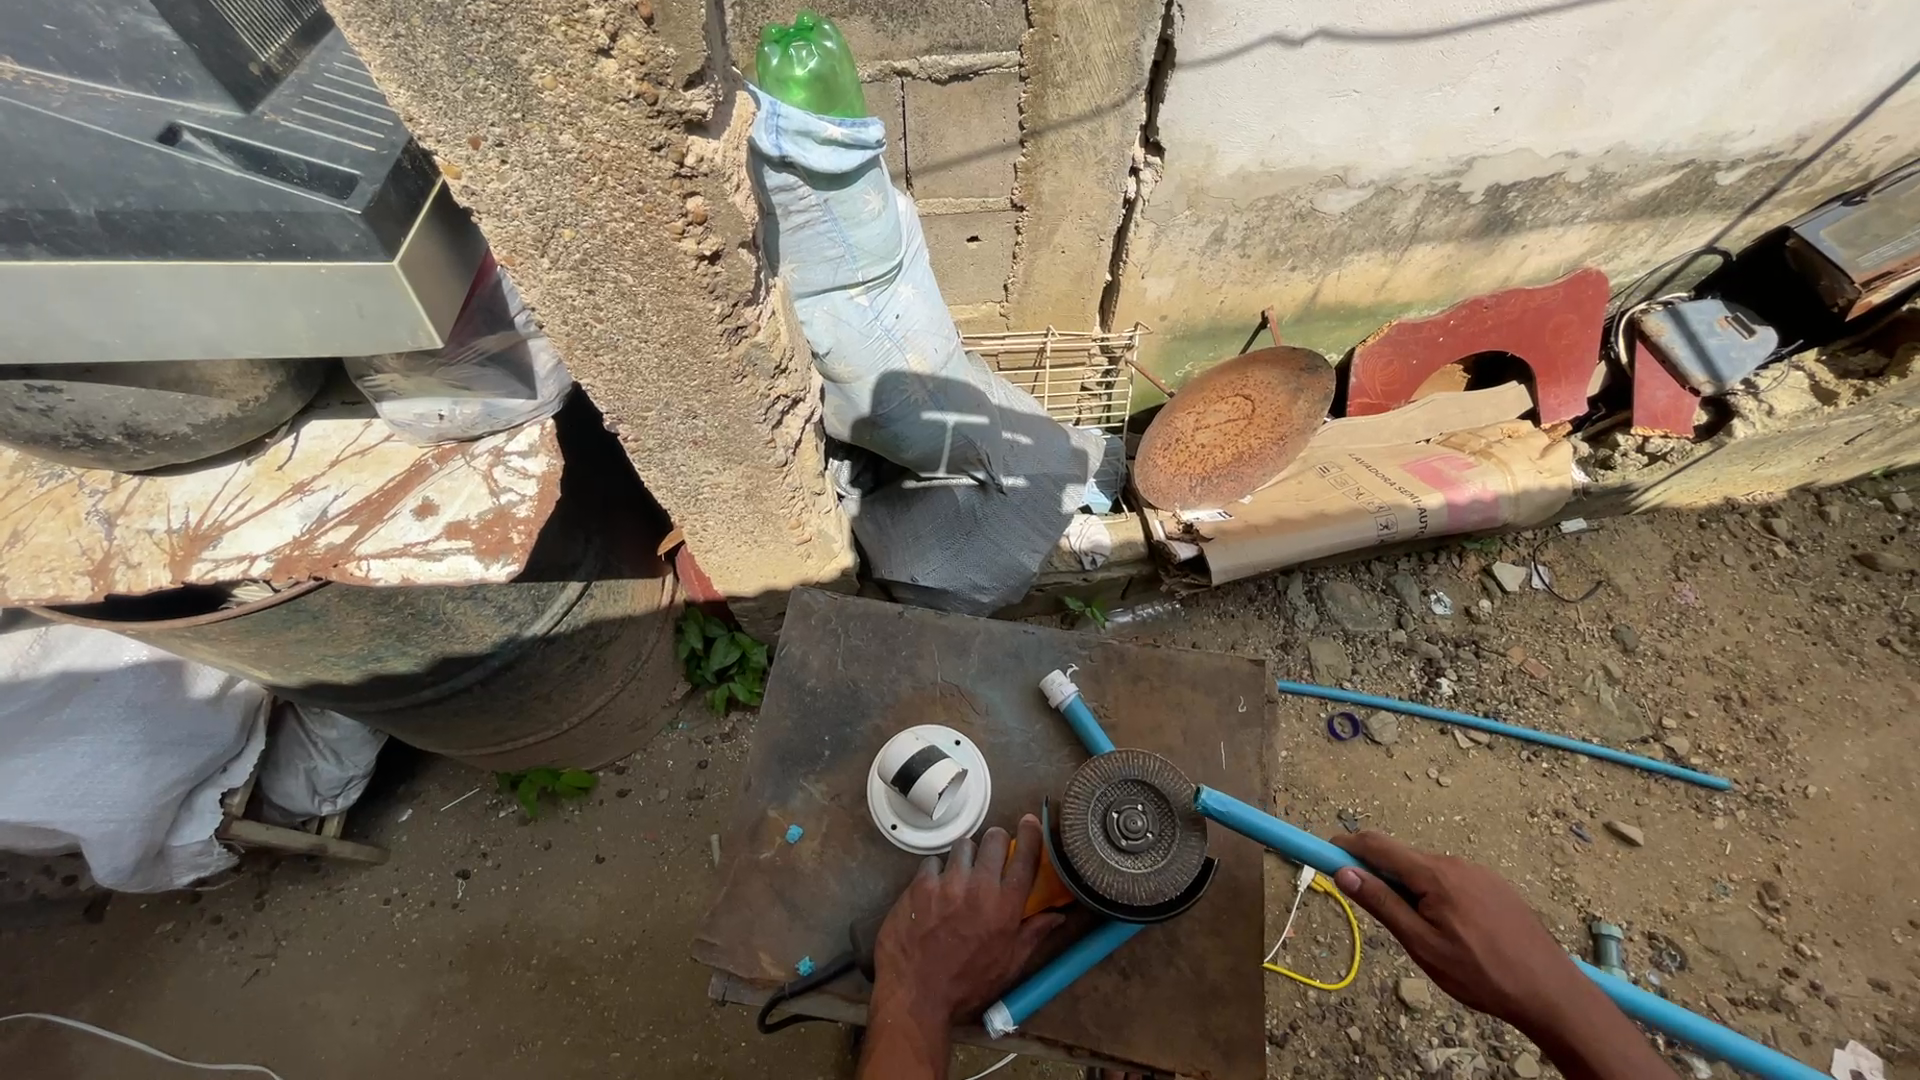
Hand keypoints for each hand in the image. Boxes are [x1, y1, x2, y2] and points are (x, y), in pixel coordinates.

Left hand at [870, 814, 1066, 1024]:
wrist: (916, 997)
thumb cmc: (966, 987)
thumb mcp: (1008, 967)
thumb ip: (1033, 934)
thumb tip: (1059, 915)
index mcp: (1005, 908)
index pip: (1025, 858)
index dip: (1031, 834)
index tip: (1029, 821)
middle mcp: (979, 888)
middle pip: (994, 839)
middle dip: (996, 842)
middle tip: (992, 855)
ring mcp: (947, 884)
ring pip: (963, 845)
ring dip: (966, 856)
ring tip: (961, 873)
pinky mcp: (919, 885)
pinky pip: (932, 861)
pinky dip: (936, 871)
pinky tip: (934, 889)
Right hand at [1330, 830, 1587, 1035]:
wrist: (1555, 996)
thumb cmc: (1482, 975)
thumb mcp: (1421, 945)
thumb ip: (1381, 904)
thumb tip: (1343, 872)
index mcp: (1435, 874)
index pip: (1377, 845)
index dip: (1346, 846)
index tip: (1323, 852)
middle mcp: (1455, 863)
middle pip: (1401, 857)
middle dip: (1378, 873)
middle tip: (1373, 907)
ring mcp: (1479, 873)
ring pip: (1426, 870)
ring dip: (1409, 887)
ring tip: (1420, 931)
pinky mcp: (1496, 887)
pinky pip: (1451, 880)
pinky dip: (1434, 893)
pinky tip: (1450, 929)